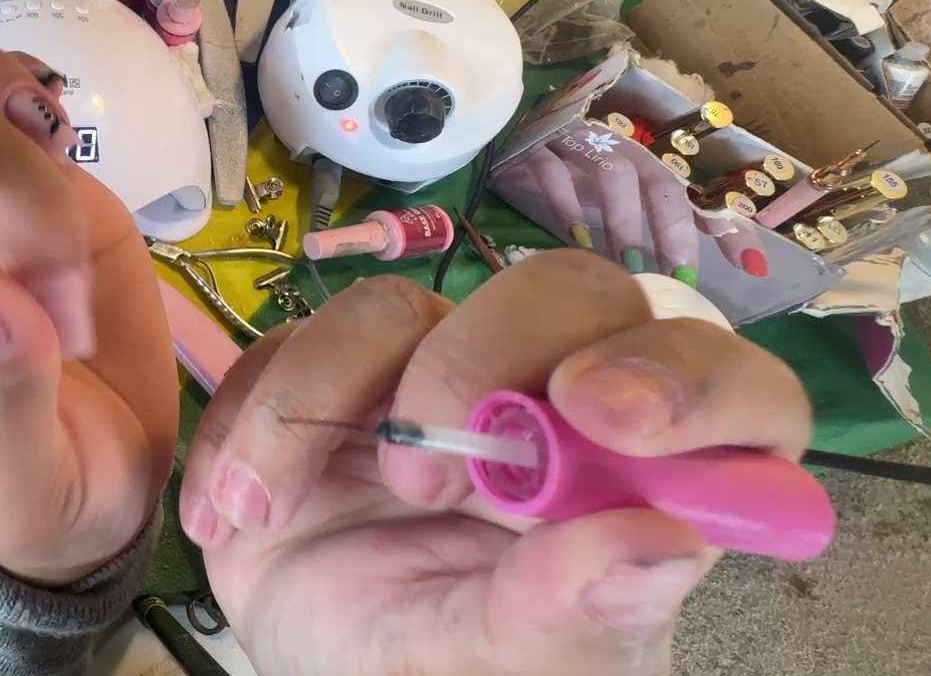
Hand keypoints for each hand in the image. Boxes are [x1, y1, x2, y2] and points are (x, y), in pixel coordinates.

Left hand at [0, 45, 178, 585]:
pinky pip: (31, 109)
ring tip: (74, 226)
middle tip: (65, 313)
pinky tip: (65, 136)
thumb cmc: (33, 493)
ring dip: (26, 137)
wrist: (111, 488)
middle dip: (7, 198)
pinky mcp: (62, 189)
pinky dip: (42, 100)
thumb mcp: (9, 477)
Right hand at [181, 249, 810, 673]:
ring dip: (306, 407)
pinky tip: (223, 512)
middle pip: (543, 293)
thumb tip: (655, 542)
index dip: (676, 371)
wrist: (300, 658)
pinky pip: (274, 348)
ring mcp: (411, 368)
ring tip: (262, 513)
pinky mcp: (315, 365)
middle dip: (469, 363)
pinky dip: (237, 426)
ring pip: (378, 310)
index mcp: (618, 473)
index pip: (707, 371)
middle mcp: (524, 395)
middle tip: (414, 478)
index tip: (600, 416)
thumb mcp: (497, 675)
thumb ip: (567, 622)